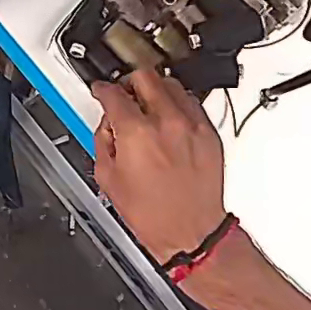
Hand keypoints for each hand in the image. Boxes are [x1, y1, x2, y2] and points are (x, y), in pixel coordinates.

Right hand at [90, 70, 227, 264]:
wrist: (191, 232)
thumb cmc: (153, 214)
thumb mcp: (109, 178)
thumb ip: (103, 141)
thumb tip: (106, 124)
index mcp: (136, 133)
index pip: (114, 93)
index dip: (102, 89)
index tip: (101, 90)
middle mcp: (166, 123)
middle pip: (144, 77)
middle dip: (128, 82)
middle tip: (123, 92)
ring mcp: (191, 125)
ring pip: (171, 83)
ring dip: (154, 89)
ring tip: (147, 103)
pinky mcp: (209, 132)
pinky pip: (192, 102)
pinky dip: (177, 103)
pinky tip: (169, 116)